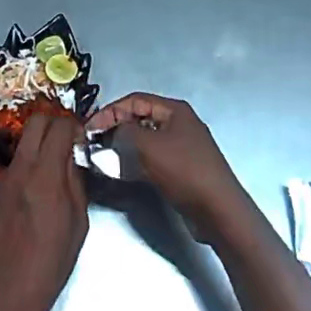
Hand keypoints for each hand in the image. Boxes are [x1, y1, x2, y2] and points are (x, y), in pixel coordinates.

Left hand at [0, 110, 87, 310]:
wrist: (3, 293)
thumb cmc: (49, 264)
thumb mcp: (78, 223)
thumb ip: (75, 182)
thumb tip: (71, 158)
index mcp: (44, 174)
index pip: (58, 125)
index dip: (72, 124)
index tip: (80, 135)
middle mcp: (19, 167)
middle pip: (35, 120)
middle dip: (53, 122)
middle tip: (65, 138)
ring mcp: (1, 177)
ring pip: (22, 141)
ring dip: (38, 143)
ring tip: (50, 166)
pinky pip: (13, 163)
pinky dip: (26, 164)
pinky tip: (33, 189)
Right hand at [86, 93, 250, 241]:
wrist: (218, 210)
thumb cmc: (185, 171)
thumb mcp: (148, 146)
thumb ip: (124, 132)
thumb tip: (113, 131)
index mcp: (175, 110)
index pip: (135, 101)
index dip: (110, 111)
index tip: (91, 126)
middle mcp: (180, 124)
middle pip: (140, 118)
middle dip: (117, 128)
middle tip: (96, 140)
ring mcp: (182, 147)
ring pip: (145, 139)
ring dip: (125, 146)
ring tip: (106, 155)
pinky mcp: (182, 168)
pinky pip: (152, 158)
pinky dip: (136, 161)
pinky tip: (124, 171)